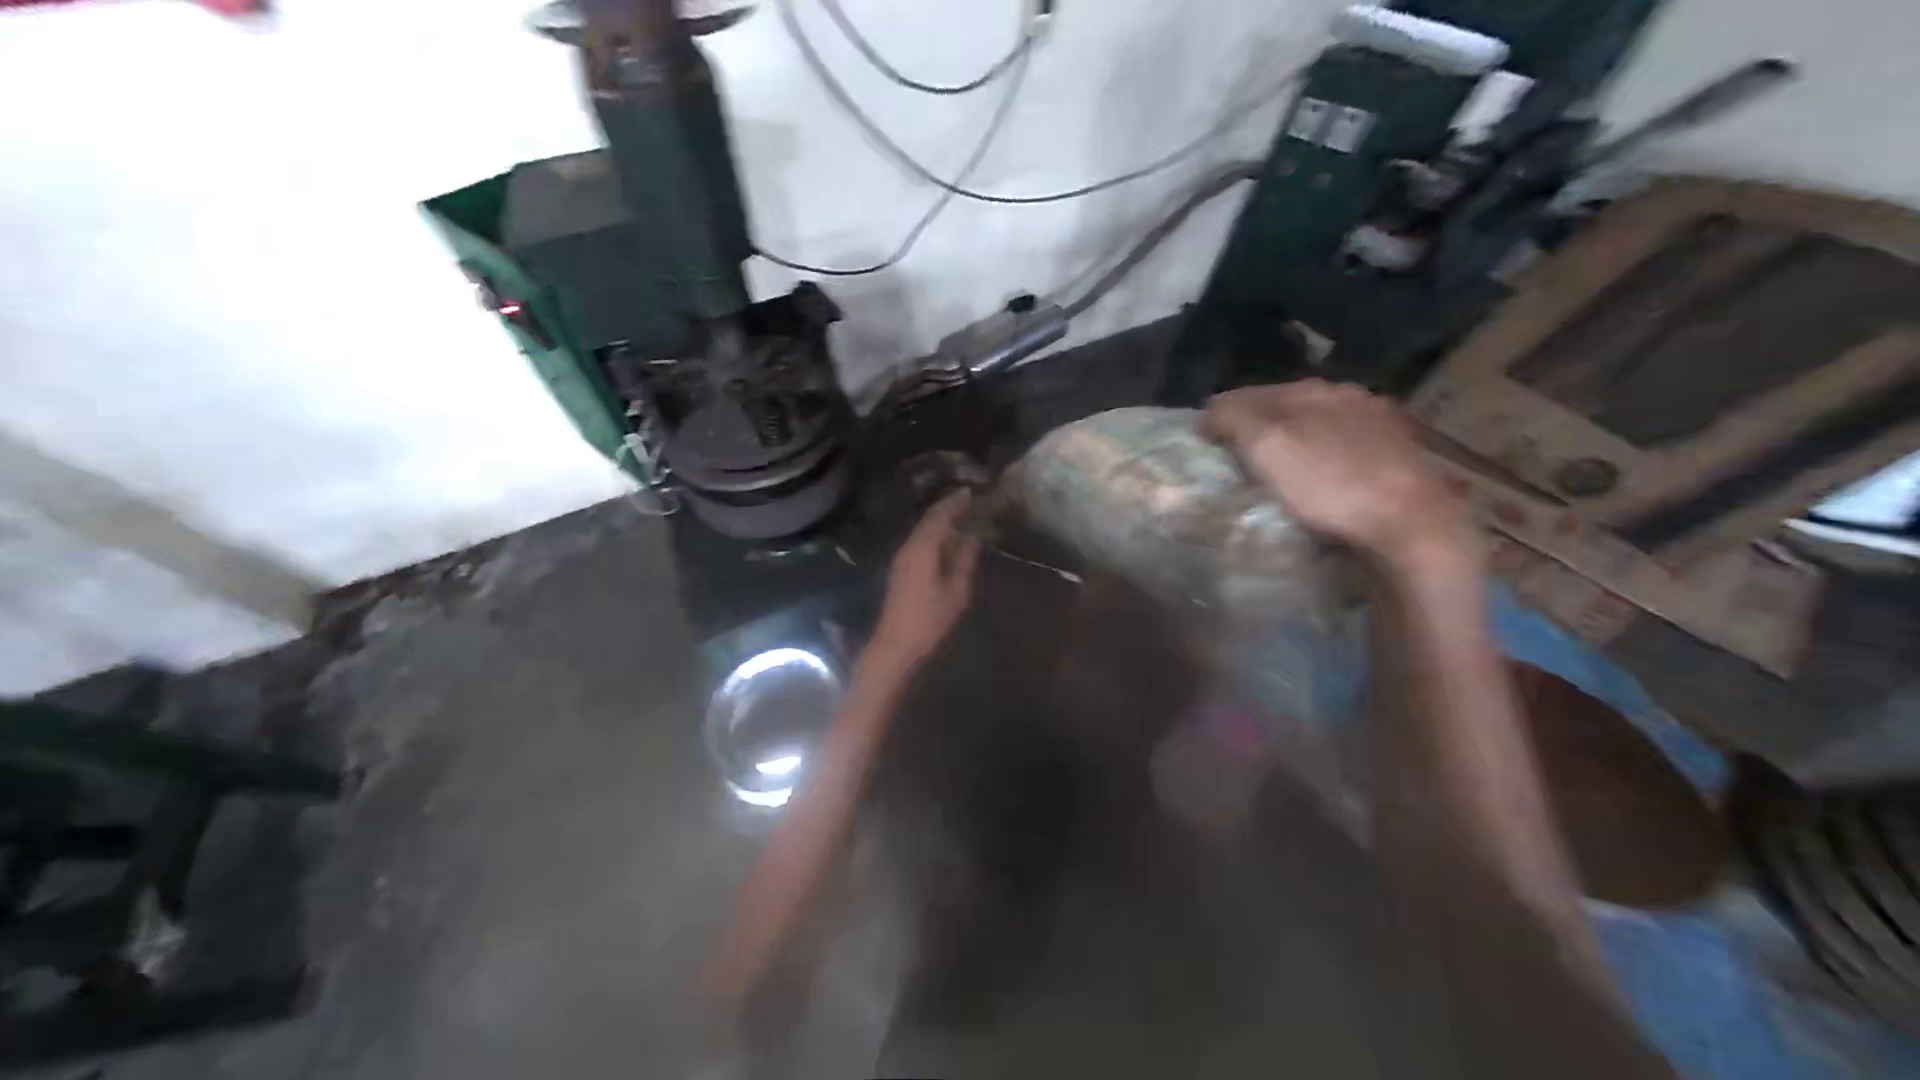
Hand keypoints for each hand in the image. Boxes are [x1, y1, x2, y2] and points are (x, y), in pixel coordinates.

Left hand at [868, 490, 983, 673]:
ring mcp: (902, 558)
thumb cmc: (930, 620)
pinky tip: (949, 538)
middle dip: (950, 506)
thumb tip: (975, 535)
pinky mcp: (901, 569)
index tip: (975, 491)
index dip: (958, 502)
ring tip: (964, 514)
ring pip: (923, 529)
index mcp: (923, 547)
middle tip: (971, 498)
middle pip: (929, 518)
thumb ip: (967, 558)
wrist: (896, 646)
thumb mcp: (957, 591)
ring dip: (942, 519)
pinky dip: (936, 533)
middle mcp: (909, 546)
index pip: (941, 515)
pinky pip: (920, 541)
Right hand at [1201, 380, 1475, 570]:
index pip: (1250, 392)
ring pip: (1318, 424)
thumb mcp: (1269, 448)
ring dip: (1293, 440)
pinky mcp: (1398, 456)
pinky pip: (1343, 446)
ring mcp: (1379, 424)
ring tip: (1275, 468)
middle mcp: (1349, 396)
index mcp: (1314, 390)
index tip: (1202, 439)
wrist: (1413, 525)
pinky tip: (1320, 477)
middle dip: (1258, 425)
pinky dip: (1322, 457)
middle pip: (1286, 406)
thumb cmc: (1332, 485)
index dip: (1221, 413)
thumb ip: (1234, 419)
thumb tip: (1209, 410)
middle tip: (1235, 454)